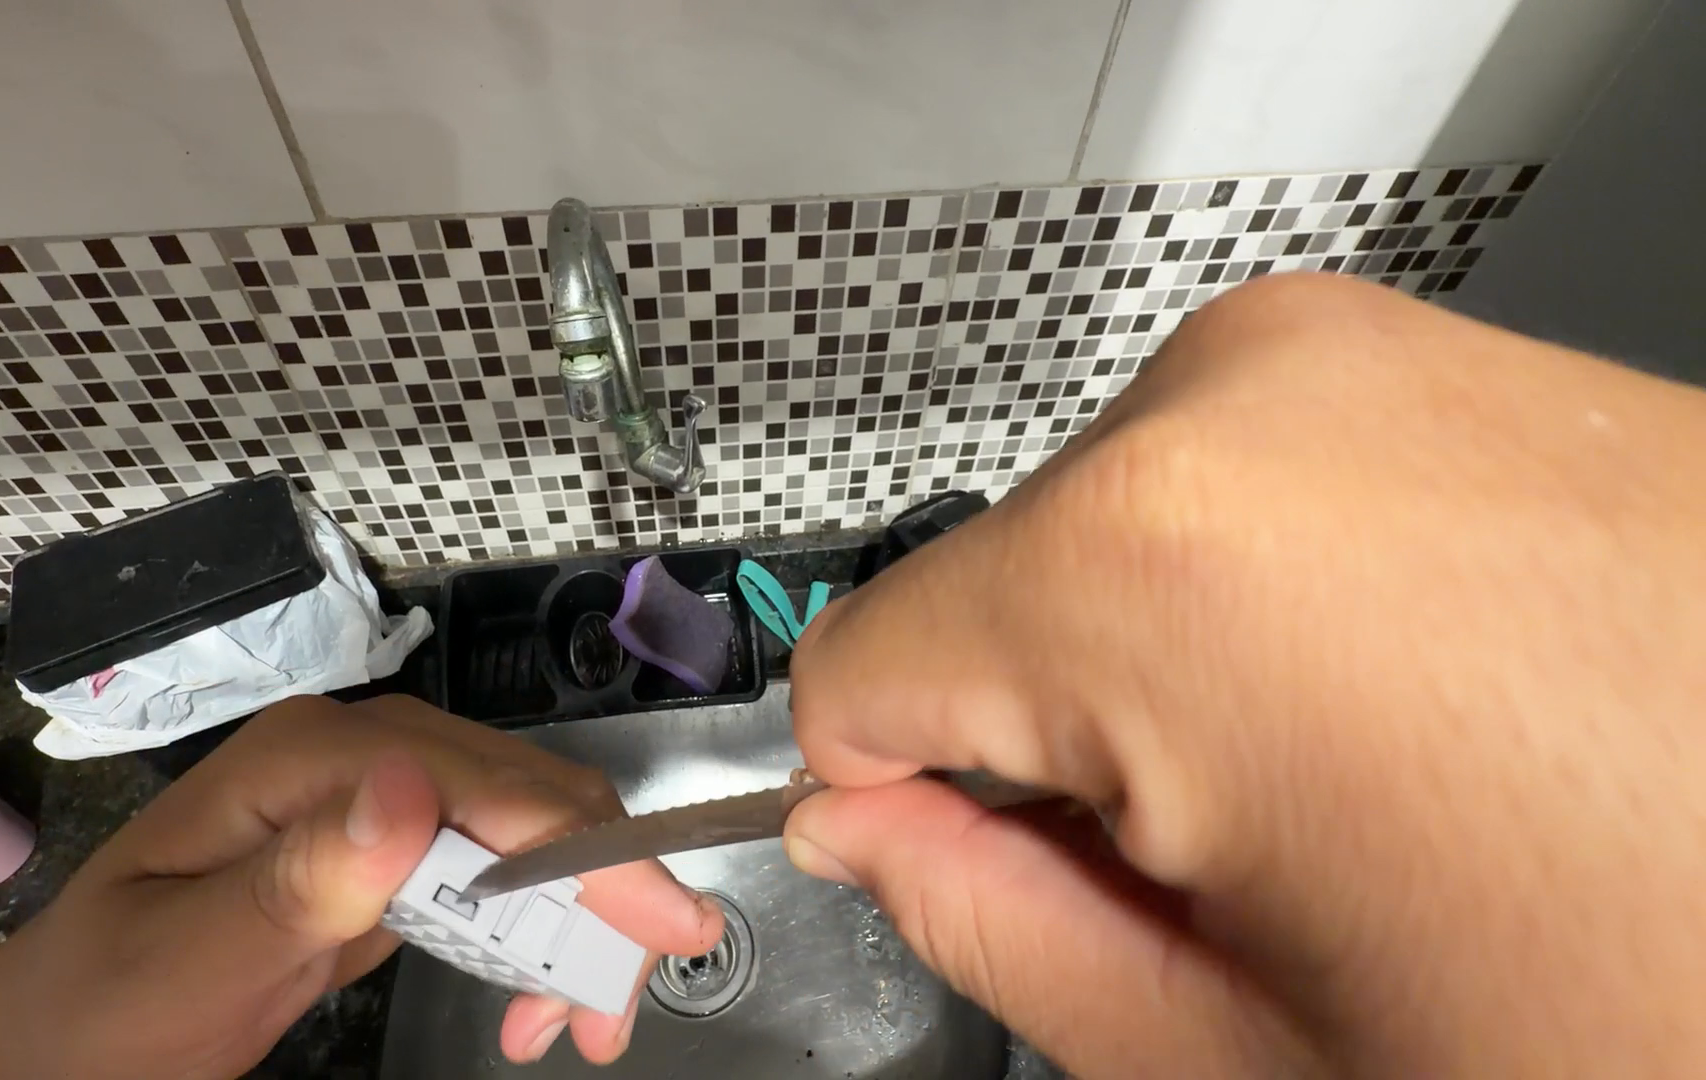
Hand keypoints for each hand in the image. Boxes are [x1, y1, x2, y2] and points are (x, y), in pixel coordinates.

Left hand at [0, 695, 722, 1078]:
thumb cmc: (86, 1028)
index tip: (669, 927)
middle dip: (601, 891)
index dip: (586, 851)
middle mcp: (376, 752)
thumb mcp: (173, 974)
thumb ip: (295, 883)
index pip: (489, 786)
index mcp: (323, 754)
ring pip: (532, 829)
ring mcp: (393, 793)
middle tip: (624, 1007)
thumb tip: (417, 792)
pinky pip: (502, 864)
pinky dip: (540, 923)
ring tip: (586, 1018)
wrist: (42, 1055)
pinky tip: (534, 990)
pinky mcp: (404, 843)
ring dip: (581, 913)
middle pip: (530, 798)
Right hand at [784, 273, 1705, 1076]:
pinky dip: (1188, 601)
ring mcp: (1303, 356)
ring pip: (1053, 547)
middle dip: (1021, 733)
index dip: (875, 774)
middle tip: (1195, 846)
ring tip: (1295, 771)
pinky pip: (1161, 497)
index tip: (960, 852)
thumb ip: (970, 907)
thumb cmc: (1645, 1037)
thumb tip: (847, 816)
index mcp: (1148, 565)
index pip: (855, 660)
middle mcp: (1211, 402)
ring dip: (1110, 672)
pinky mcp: (1370, 357)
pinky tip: (1337, 681)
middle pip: (959, 599)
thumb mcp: (1231, 1057)